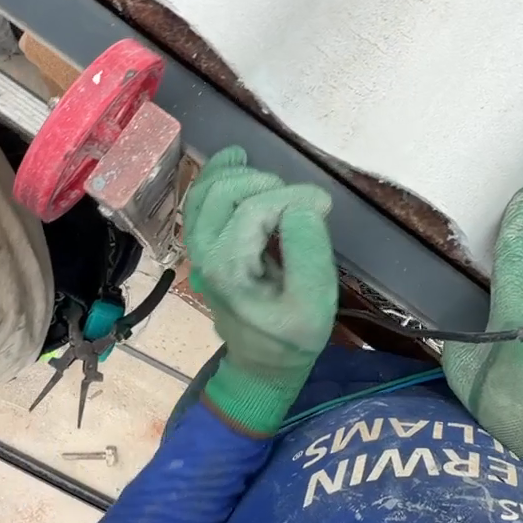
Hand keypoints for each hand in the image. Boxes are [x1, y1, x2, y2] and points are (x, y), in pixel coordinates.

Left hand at [184, 147, 337, 434]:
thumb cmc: (293, 336)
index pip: (255, 209)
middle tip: (301, 203)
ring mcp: (198, 248)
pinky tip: (237, 159)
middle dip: (267, 186)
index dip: (293, 198)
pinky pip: (200, 200)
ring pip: (207, 191)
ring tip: (276, 183)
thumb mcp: (315, 303)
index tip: (324, 206)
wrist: (264, 363)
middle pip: (225, 192)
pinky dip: (217, 176)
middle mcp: (204, 253)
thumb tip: (301, 207)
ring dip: (242, 176)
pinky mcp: (204, 245)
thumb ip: (308, 253)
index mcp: (228, 269)